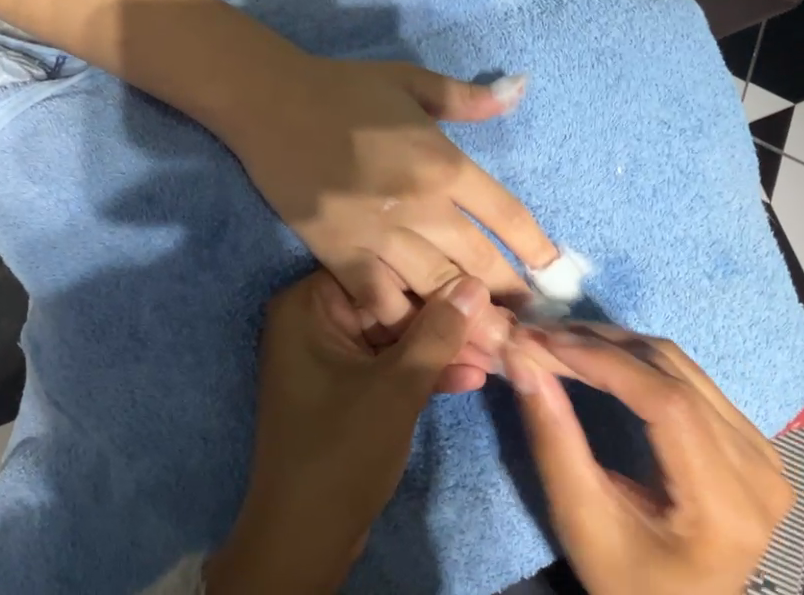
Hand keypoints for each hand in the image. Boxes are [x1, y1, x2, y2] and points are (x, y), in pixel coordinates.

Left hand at [205, 271, 497, 593]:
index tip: (482, 281)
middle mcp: (310, 319)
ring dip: (439, 348)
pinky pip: (385, 365)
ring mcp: (325, 355)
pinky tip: (470, 378)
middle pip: (387, 302)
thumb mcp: (397, 385)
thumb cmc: (343, 448)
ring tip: (494, 352)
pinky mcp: (341, 386)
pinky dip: (420, 372)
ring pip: (392, 337)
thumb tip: (476, 284)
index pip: (376, 267)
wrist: (305, 535)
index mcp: (307, 304)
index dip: (431, 274)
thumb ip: (438, 332)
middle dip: (442, 318)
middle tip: (498, 321)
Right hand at [223, 55, 556, 333]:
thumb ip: (465, 97)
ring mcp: (378, 235)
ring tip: (497, 350)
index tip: (553, 276)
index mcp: (443, 162)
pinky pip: (378, 301)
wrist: (271, 104)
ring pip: (436, 292)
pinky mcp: (338, 254)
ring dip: (470, 324)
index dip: (536, 249)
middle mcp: (419, 206)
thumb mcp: (409, 80)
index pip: (507, 214)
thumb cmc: (344, 89)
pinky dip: (403, 324)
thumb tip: (519, 92)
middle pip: (478, 263)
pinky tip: (423, 344)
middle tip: (532, 330)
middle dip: (510, 299)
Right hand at [503, 325, 793, 594]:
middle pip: (675, 375)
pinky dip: (638, 361)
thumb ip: (553, 437)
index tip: (543, 340)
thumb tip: (520, 358)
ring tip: (561, 340)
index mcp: (727, 505)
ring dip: (616, 345)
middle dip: (601, 345)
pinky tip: (599, 357)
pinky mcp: (753, 442)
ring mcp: (765, 453)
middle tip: (540, 335)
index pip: (667, 403)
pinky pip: (690, 379)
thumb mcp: (581, 520)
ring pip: (681, 366)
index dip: (603, 361)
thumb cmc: (627, 580)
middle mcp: (760, 470)